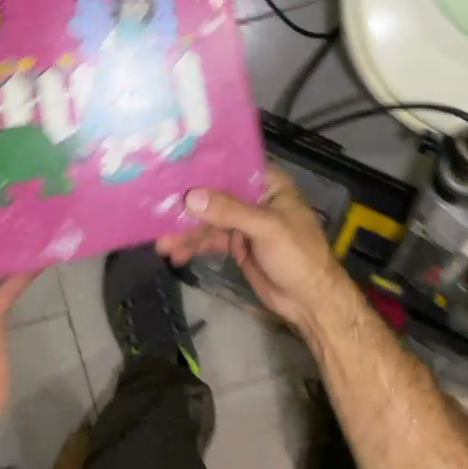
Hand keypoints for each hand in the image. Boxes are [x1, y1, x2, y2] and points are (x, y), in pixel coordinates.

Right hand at [155, 168, 354, 331]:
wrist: (311, 301)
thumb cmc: (298, 255)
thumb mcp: (266, 228)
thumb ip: (229, 211)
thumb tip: (191, 197)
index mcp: (268, 184)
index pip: (232, 167)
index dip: (204, 168)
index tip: (172, 168)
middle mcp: (254, 198)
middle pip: (215, 195)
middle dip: (188, 206)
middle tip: (157, 211)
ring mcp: (245, 223)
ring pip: (209, 221)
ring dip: (187, 231)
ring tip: (161, 242)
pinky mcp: (237, 245)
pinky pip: (211, 240)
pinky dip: (194, 246)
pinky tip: (175, 253)